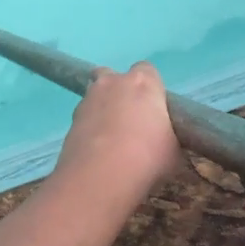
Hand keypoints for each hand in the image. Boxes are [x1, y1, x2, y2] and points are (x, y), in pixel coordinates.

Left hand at [52, 61, 181, 199]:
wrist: (101, 174)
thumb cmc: (148, 156)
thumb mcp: (173, 149)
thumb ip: (166, 136)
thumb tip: (163, 142)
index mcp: (142, 83)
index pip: (146, 70)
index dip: (150, 88)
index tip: (153, 107)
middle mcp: (111, 84)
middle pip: (111, 75)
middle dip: (117, 90)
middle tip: (128, 117)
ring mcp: (86, 100)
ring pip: (93, 95)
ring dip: (101, 109)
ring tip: (111, 137)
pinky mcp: (70, 120)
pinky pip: (83, 117)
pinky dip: (89, 127)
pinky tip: (97, 149)